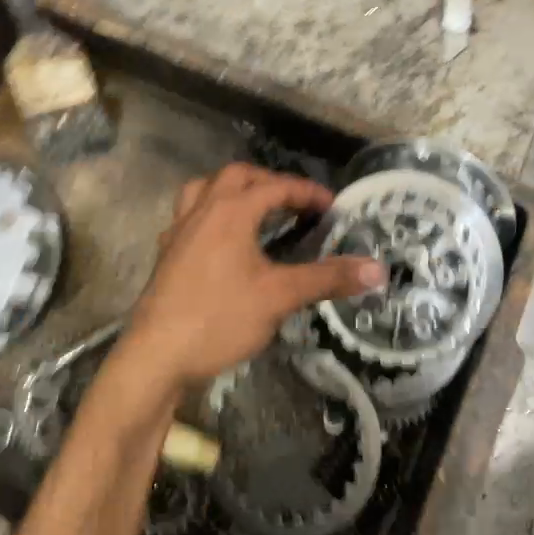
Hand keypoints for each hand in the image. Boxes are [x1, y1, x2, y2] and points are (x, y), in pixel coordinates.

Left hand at [123, 163, 385, 386]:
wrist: (155, 358)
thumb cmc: (218, 320)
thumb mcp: (280, 297)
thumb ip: (328, 278)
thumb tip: (378, 270)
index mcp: (230, 212)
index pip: (275, 187)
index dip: (307, 192)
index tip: (332, 207)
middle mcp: (202, 211)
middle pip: (237, 177)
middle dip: (270, 182)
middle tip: (295, 204)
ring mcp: (179, 232)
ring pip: (204, 190)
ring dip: (233, 190)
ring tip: (255, 209)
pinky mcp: (166, 256)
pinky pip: (188, 217)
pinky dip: (210, 215)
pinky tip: (221, 241)